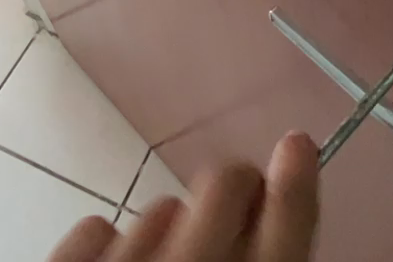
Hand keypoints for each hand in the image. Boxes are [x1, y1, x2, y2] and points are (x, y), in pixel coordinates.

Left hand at [47, 132, 319, 261]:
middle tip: (228, 217)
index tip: (297, 143)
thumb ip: (267, 254)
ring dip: (165, 236)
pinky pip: (95, 229)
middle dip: (232, 191)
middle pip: (224, 184)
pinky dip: (104, 250)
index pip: (286, 230)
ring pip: (160, 208)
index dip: (297, 182)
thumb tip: (273, 212)